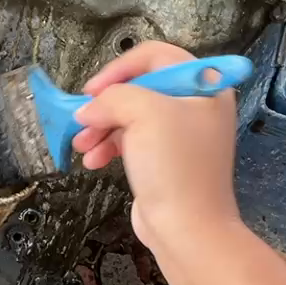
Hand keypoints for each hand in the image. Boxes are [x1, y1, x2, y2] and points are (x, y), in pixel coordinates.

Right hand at [71, 41, 242, 248]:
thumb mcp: (144, 114)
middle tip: (82, 119)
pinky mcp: (164, 159)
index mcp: (203, 87)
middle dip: (106, 104)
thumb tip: (89, 108)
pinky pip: (130, 141)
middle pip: (138, 87)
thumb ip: (113, 97)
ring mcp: (180, 134)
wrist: (186, 229)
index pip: (154, 56)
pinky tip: (92, 161)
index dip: (119, 68)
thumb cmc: (174, 166)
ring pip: (129, 116)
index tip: (93, 90)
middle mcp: (195, 106)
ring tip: (82, 146)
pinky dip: (108, 146)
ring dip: (100, 128)